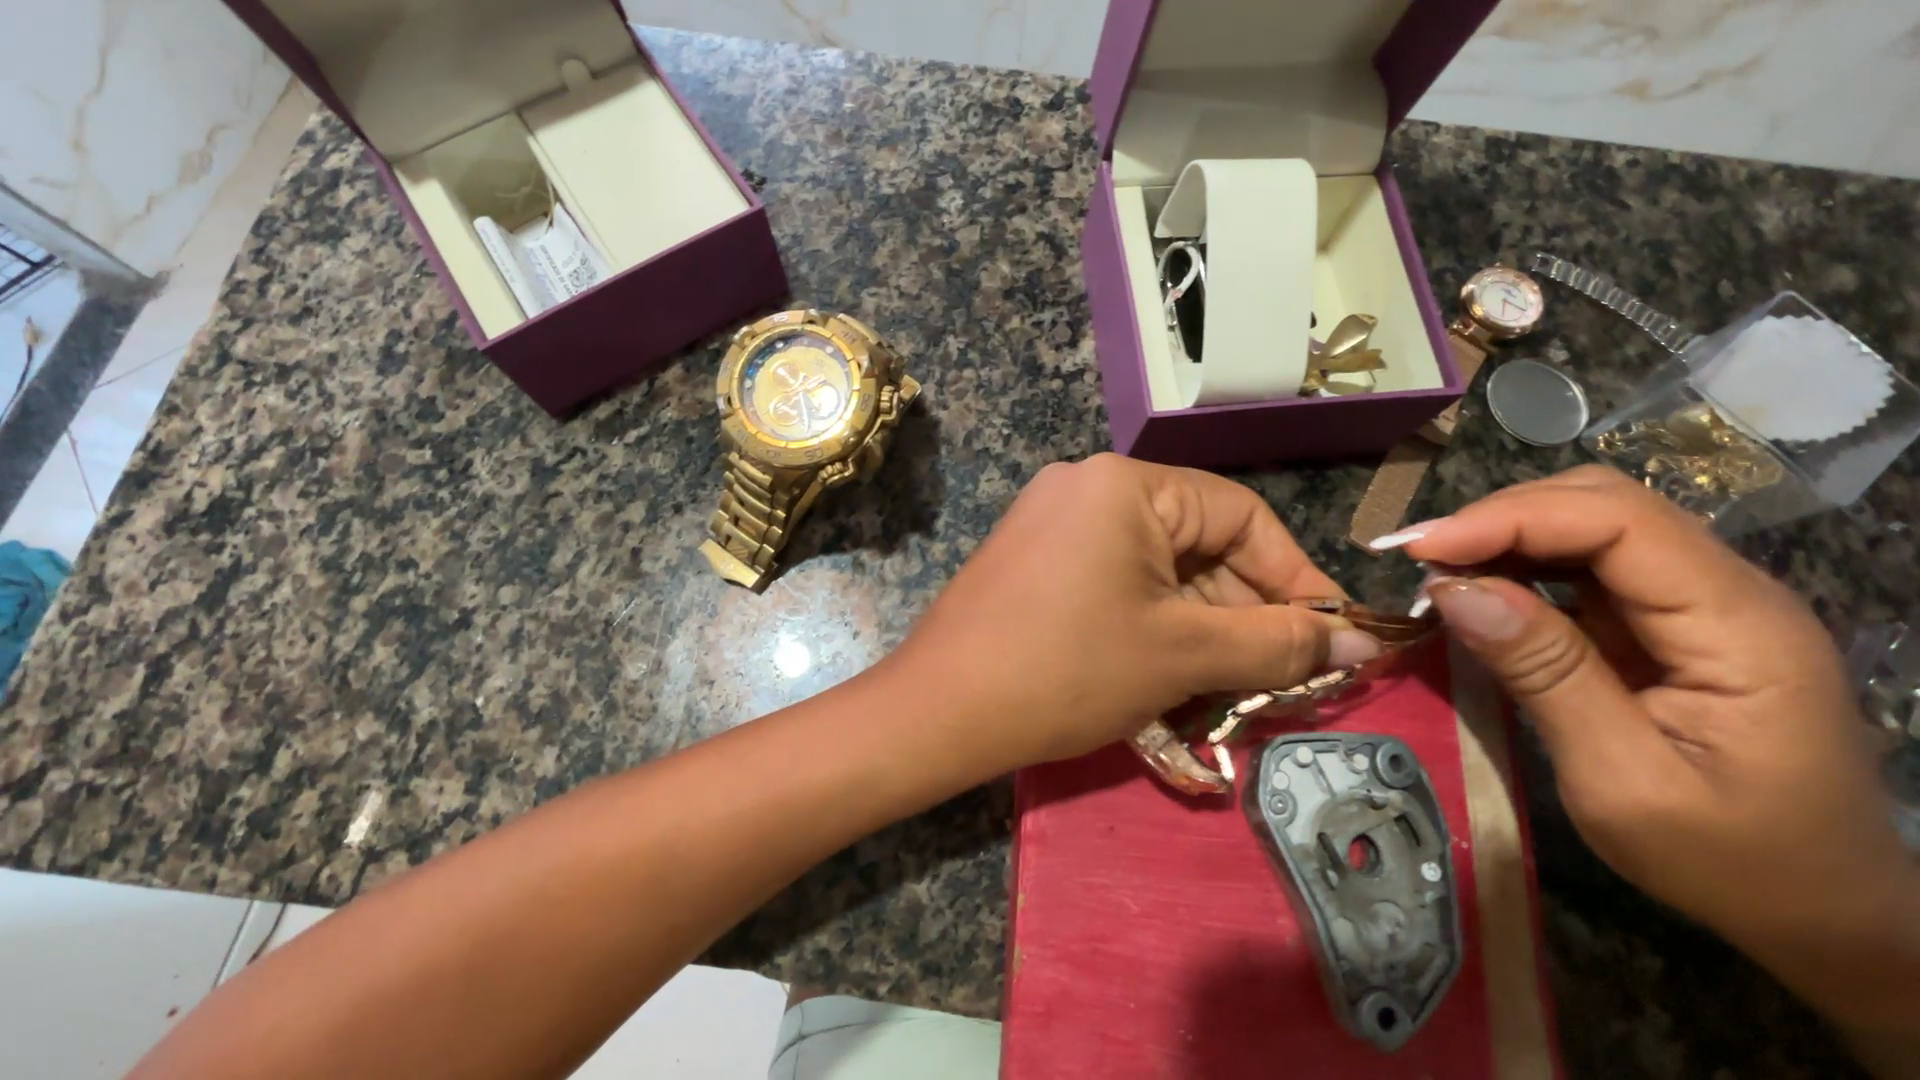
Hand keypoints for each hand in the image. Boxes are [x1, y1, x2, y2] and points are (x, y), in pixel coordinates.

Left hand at [889, 454, 1382, 771]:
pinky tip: (1172, 673)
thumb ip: (1275, 643)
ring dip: (1201, 625)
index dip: (1293, 577)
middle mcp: (1087, 487)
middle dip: (1243, 611)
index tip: (1328, 635)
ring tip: (1232, 686)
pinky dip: (1152, 622)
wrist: (938, 712)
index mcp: (1125, 485)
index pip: (1242, 515)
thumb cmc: (1067, 671)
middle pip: (1198, 542)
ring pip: (1157, 568)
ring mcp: (1053, 523)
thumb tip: (1355, 642)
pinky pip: (1115, 581)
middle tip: (1280, 674)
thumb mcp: (1182, 656)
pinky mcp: (1034, 562)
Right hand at [1380, 466, 1919, 1027]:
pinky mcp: (1672, 621)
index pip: (1621, 523)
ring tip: (1439, 572)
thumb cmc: (1726, 858)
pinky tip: (1482, 590)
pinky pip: (1590, 566)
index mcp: (1740, 626)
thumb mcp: (1621, 780)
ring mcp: (1702, 603)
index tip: (1424, 550)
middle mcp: (1730, 592)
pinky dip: (1524, 566)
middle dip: (1504, 518)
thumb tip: (1456, 590)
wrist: (1815, 903)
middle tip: (1419, 560)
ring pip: (1596, 524)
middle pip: (1608, 505)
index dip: (1513, 518)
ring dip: (1509, 536)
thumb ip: (1545, 674)